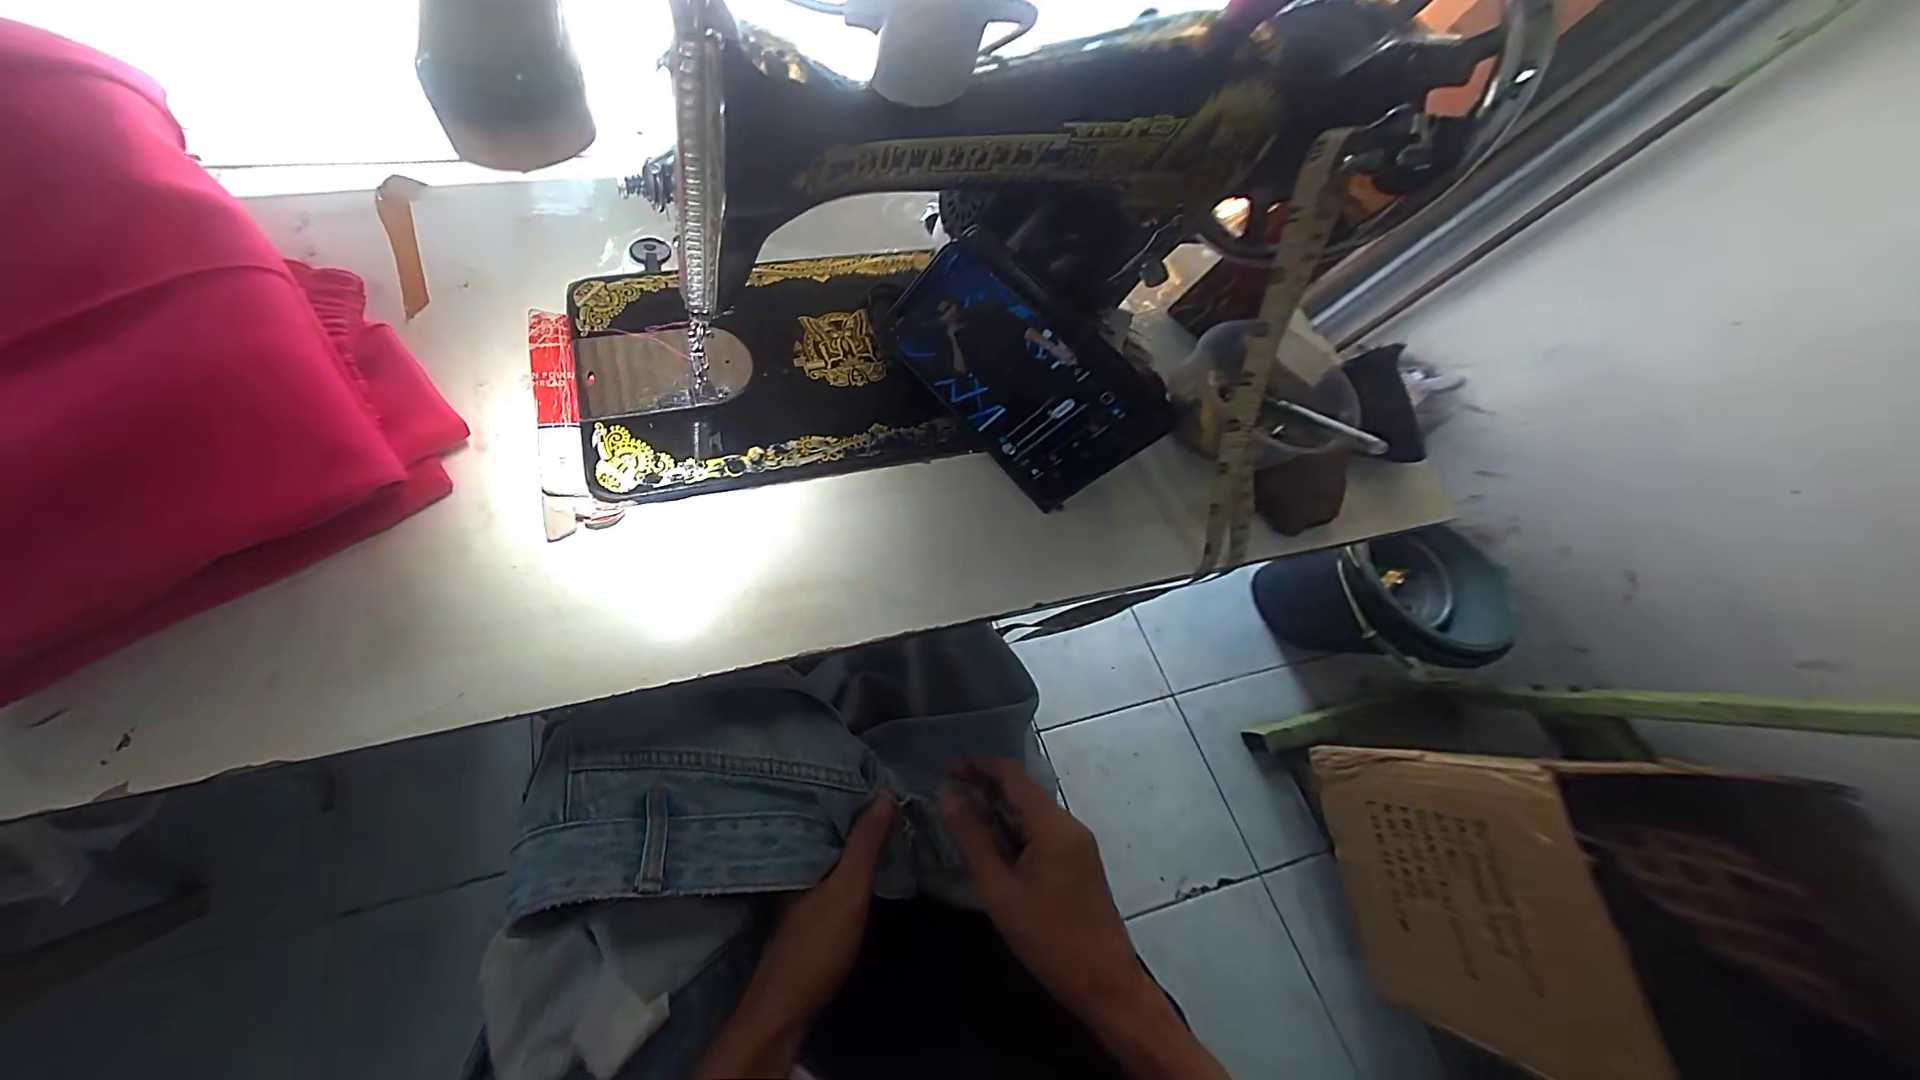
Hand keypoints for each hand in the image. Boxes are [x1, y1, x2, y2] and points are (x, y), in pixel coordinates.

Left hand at [695, 795, 895, 1078]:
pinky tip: (865, 850)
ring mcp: (799, 880)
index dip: (851, 786)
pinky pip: (831, 860)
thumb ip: (865, 844)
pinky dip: (848, 852)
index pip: (826, 803)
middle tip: (889, 786)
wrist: (786, 1007)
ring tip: (884, 810)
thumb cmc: (817, 943)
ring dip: (853, 830)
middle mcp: (795, 858)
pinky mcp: (807, 899)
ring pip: (830, 842)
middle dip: (854, 805)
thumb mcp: (848, 889)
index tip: (879, 768)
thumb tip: (885, 793)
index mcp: (800, 848)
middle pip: (827, 821)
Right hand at [943, 760, 1229, 1079]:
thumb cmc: (1048, 937)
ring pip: (1032, 813)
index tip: (948, 767)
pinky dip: (1016, 830)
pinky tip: (994, 846)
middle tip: (948, 794)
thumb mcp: (999, 889)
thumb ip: (973, 838)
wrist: (1106, 985)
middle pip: (1023, 791)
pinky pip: (1043, 832)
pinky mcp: (1080, 862)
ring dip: (999, 810)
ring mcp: (1078, 843)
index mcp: (1053, 824)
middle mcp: (1069, 824)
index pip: (1013, 775)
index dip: (979, 765)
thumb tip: (949, 794)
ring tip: (963, 818)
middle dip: (986, 788)